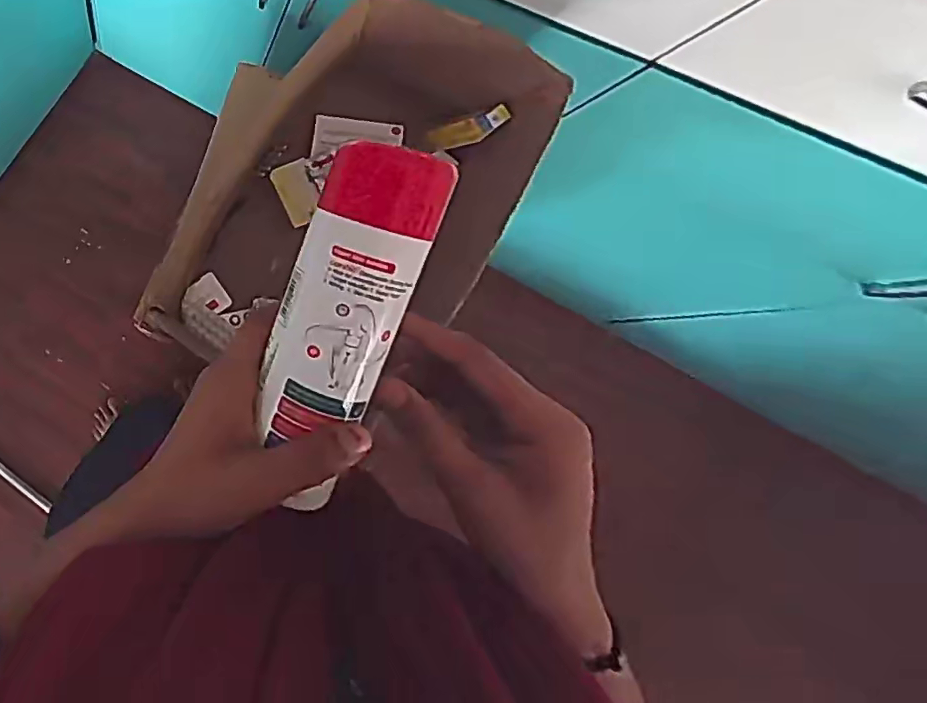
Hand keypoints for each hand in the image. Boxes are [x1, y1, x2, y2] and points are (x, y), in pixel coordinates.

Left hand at [90, 300, 372, 542]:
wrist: (153, 515)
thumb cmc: (199, 488)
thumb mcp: (261, 477)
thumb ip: (311, 457)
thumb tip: (365, 434)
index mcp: (232, 373)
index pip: (264, 321)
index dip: (301, 313)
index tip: (345, 318)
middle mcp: (228, 376)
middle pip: (279, 349)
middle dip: (322, 356)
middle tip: (369, 367)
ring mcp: (225, 397)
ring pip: (276, 376)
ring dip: (312, 384)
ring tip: (357, 397)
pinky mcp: (226, 419)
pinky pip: (268, 398)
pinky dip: (296, 404)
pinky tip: (322, 428)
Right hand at [375, 313, 612, 658]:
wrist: (552, 605)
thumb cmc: (519, 547)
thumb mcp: (467, 484)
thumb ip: (425, 428)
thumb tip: (381, 384)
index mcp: (545, 419)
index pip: (480, 362)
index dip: (433, 338)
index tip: (389, 322)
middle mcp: (541, 412)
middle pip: (474, 370)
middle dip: (423, 358)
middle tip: (374, 349)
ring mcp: (529, 426)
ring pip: (469, 387)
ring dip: (426, 379)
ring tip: (379, 372)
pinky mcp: (514, 440)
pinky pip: (470, 408)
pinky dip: (436, 402)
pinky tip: (402, 399)